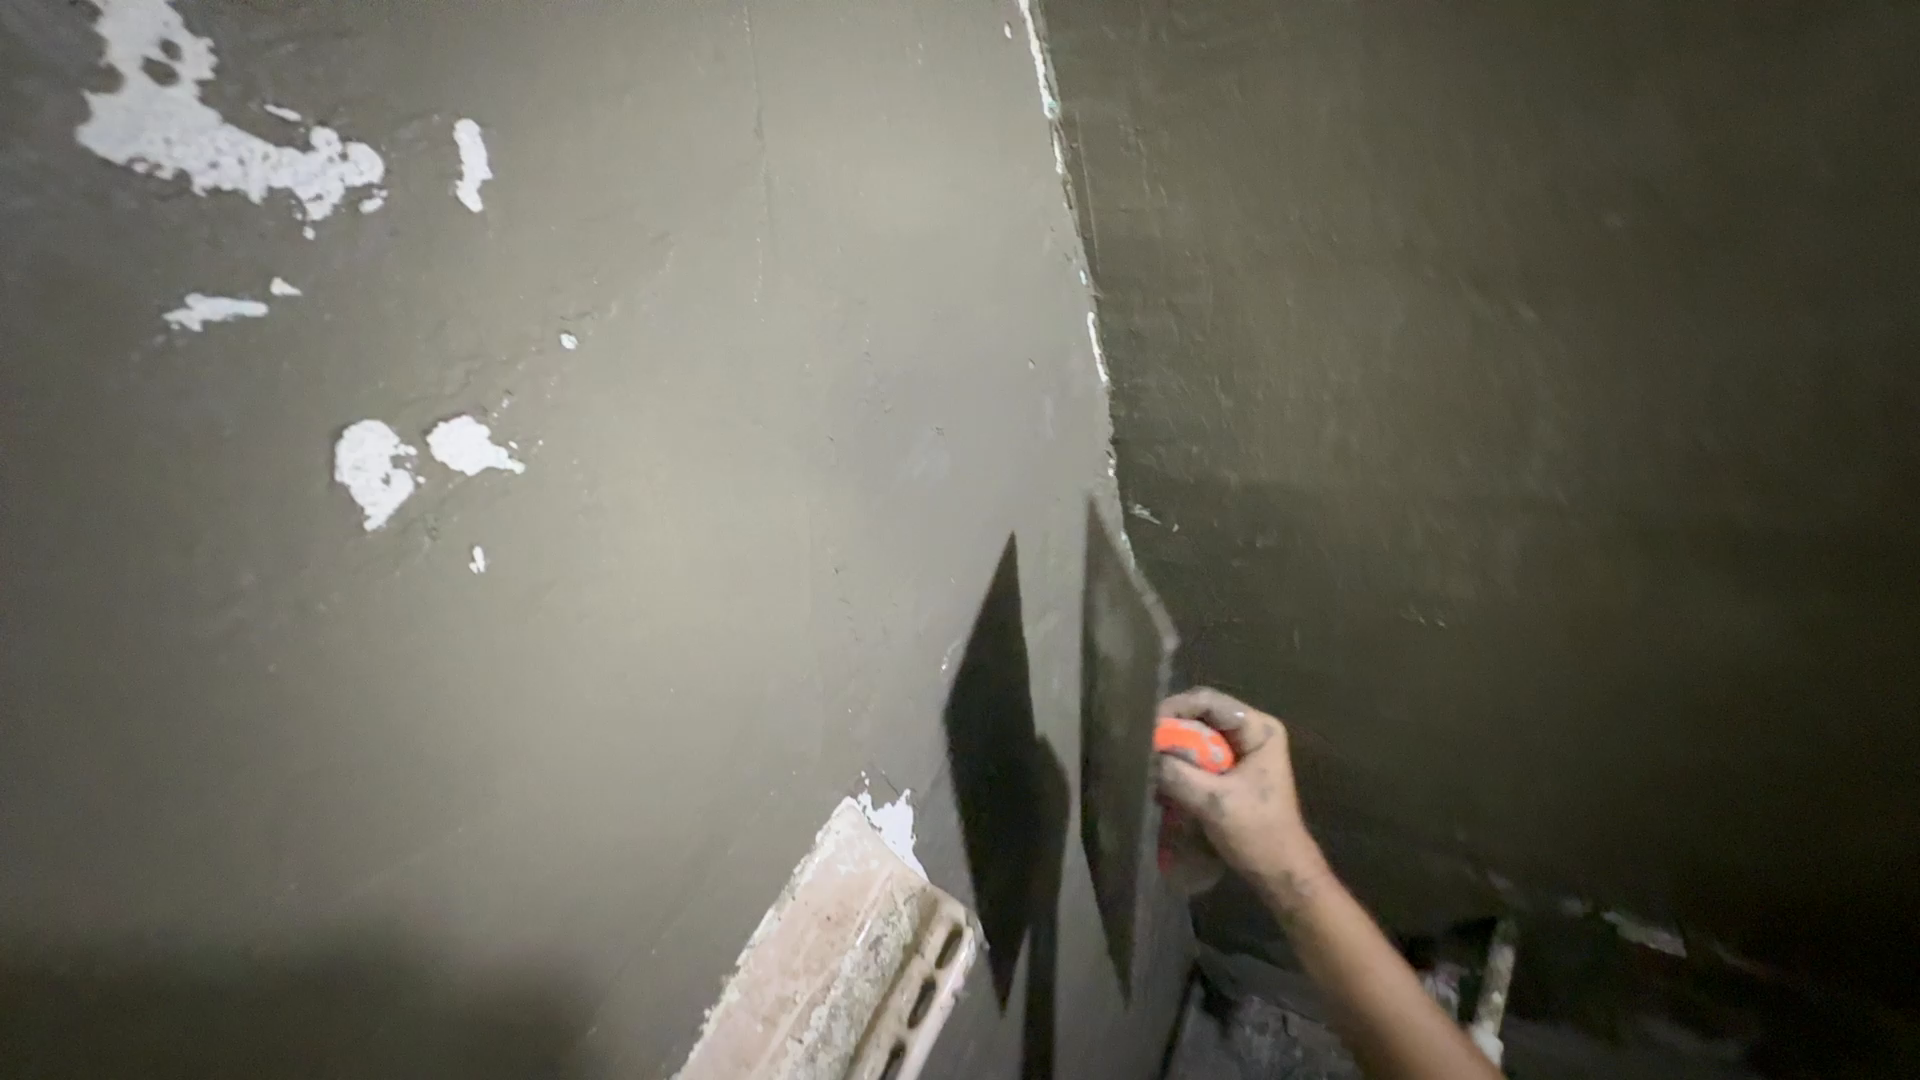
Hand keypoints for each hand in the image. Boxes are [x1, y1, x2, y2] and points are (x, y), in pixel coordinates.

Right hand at [1153, 687, 1327, 898]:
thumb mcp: (1213, 802)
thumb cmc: (1258, 834)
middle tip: (1143, 747)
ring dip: (1173, 748)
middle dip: (1171, 730)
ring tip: (1149, 761)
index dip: (1174, 710)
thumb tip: (1141, 754)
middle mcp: (1251, 731)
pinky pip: (1197, 754)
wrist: (1282, 874)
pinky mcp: (1231, 769)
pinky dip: (1179, 763)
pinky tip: (1162, 777)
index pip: (1207, 701)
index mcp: (1259, 729)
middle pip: (1199, 715)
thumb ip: (1176, 773)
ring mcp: (1242, 750)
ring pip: (1196, 735)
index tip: (1146, 730)